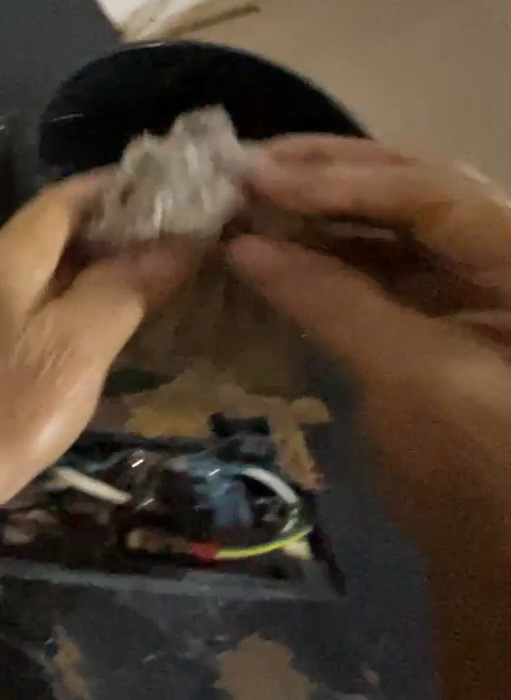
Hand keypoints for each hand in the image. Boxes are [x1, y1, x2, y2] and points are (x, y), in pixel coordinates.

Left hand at [0, 174, 196, 516]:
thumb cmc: (11, 404)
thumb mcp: (78, 345)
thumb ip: (121, 287)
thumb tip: (173, 241)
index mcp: (1, 257)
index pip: (60, 201)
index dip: (115, 188)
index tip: (176, 186)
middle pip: (52, 226)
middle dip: (115, 221)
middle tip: (188, 226)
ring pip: (46, 258)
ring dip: (100, 254)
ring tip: (169, 258)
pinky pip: (35, 288)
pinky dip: (78, 284)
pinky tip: (119, 300)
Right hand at [227, 135, 510, 529]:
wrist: (506, 555)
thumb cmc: (491, 473)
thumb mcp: (420, 381)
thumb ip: (333, 301)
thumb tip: (240, 243)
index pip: (441, 197)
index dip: (344, 179)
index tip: (252, 176)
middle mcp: (509, 267)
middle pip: (417, 193)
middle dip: (327, 172)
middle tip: (240, 167)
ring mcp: (470, 292)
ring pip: (385, 224)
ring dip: (310, 207)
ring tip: (238, 196)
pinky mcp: (425, 316)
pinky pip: (364, 264)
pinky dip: (307, 249)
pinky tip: (256, 243)